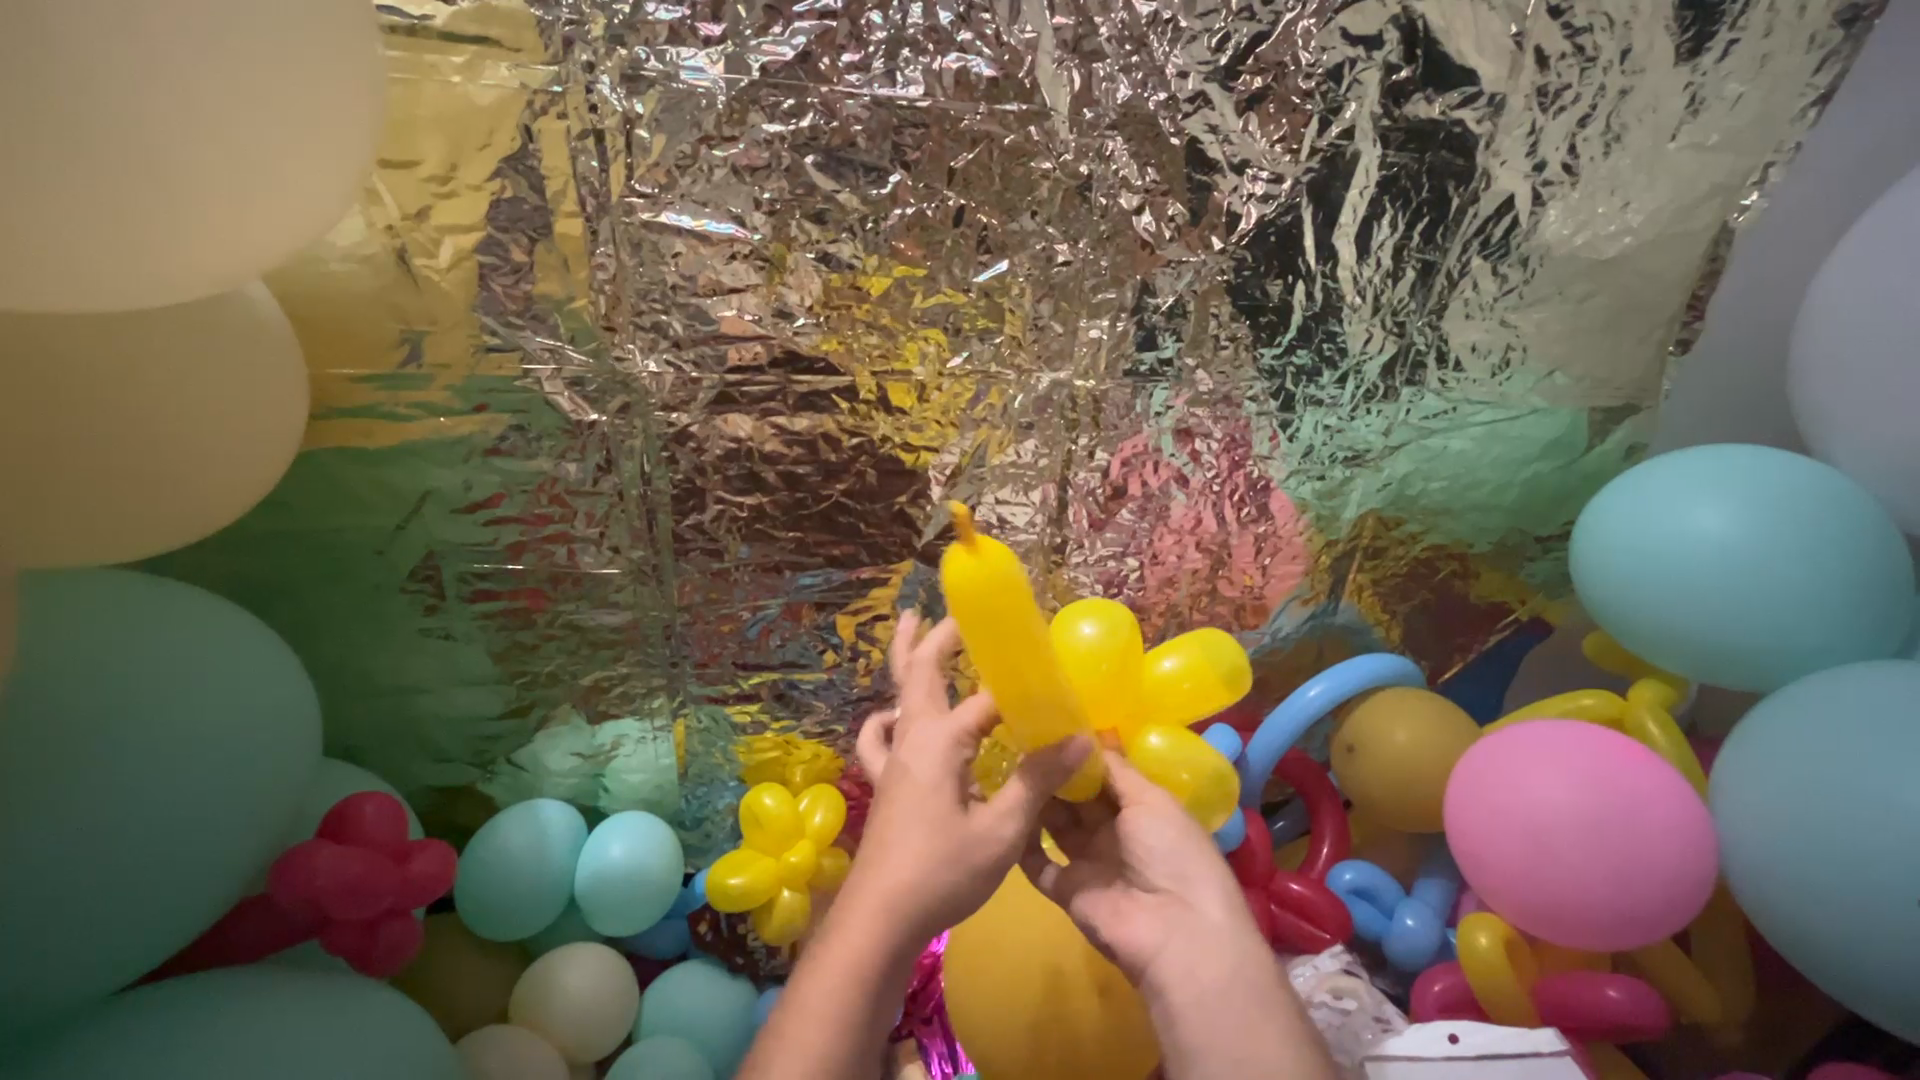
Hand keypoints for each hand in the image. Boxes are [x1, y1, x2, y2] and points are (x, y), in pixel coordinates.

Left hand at [843, 611, 1091, 941]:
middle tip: (953, 609)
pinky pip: (878, 737)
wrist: (880, 918)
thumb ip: (1037, 781)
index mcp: (941, 742)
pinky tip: (890, 718)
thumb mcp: (1002, 831)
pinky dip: (885, 718)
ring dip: (907, 660)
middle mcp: (912, 739)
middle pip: (921, 671)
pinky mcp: (883, 784)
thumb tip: (1079, 738)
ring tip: (910, 630)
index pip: (986, 699)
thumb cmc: (942, 872)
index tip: (1046, 671)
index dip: (1018, 685)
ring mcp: (892, 760)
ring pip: (897, 695)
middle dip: (939, 636)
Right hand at [1019, 748, 1264, 992]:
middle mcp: (1114, 832)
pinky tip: (1002, 812)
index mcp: (1142, 808)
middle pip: (1077, 797)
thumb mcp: (1151, 800)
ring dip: (1036, 800)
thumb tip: (1089, 736)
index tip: (1048, 725)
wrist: (1174, 932)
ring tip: (1006, 766)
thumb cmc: (1171, 852)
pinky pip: (1039, 864)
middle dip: (1054, 772)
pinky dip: (1022, 843)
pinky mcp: (1067, 890)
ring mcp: (1089, 862)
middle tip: (1019, 740)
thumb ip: (1116, 769)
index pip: (1105, 774)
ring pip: (1055, 824)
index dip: (1079, 752)